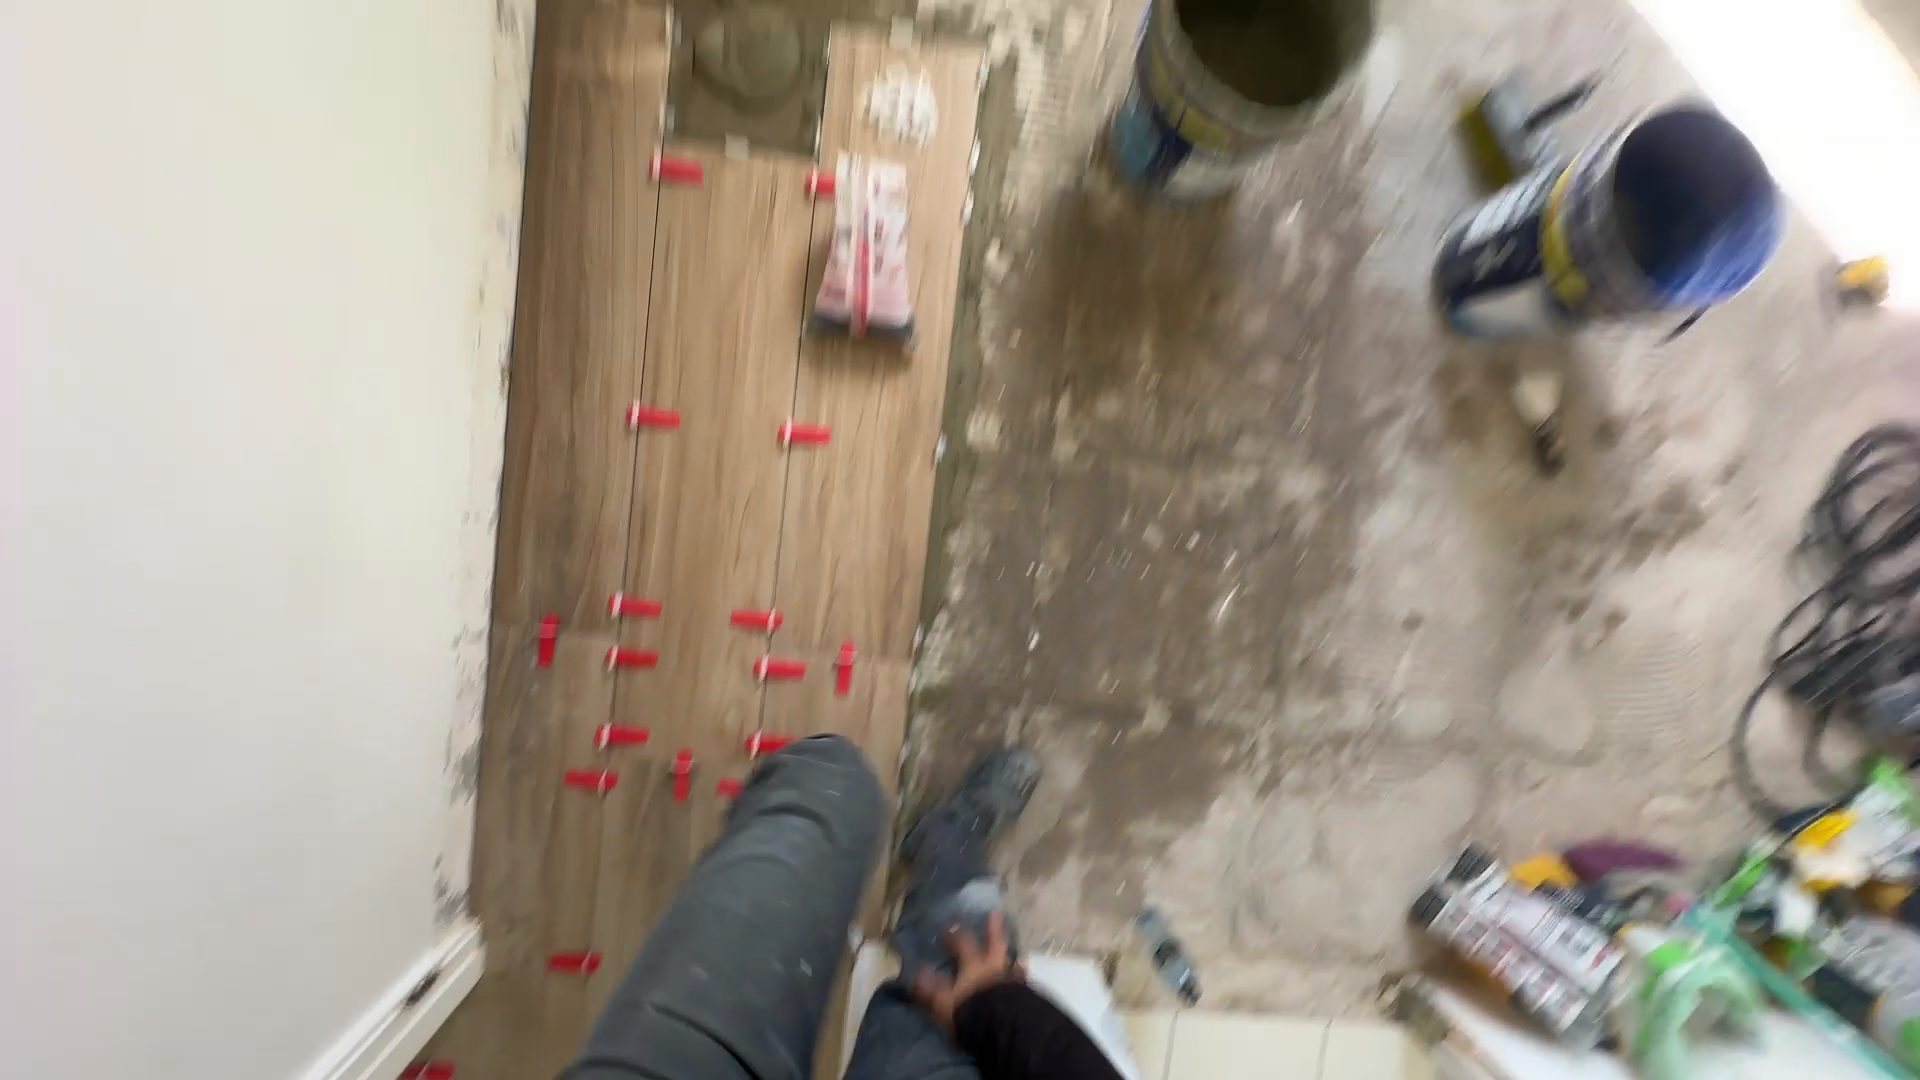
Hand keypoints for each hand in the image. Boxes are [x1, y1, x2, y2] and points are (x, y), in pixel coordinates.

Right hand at [910, 910, 1025, 1032]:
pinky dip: (1024, 976)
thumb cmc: (971, 1012)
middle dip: (994, 928)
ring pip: (1013, 961)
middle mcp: (994, 967)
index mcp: (974, 965)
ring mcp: (1012, 979)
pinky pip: (1025, 981)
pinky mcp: (1025, 994)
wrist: (1004, 1026)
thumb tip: (916, 973)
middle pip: (995, 942)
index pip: (962, 944)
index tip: (948, 926)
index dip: (955, 935)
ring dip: (1013, 956)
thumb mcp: (944, 1002)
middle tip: (995, 913)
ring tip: (1017, 951)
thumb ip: (930, 988)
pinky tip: (1027, 973)